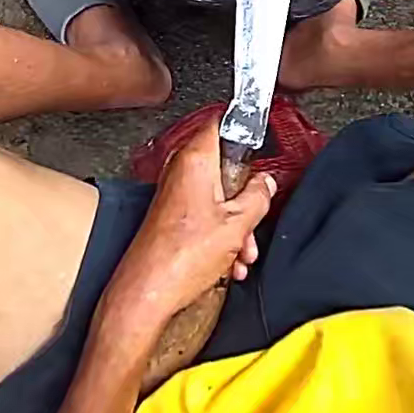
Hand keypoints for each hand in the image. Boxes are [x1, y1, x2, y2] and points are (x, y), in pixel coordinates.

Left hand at [99, 111, 274, 333]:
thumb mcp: (238, 224)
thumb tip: (265, 183)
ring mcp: (175, 191)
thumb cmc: (181, 256)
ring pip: (218, 193)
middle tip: (254, 215)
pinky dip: (221, 232)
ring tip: (242, 250)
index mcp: (196, 159)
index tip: (258, 139)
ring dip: (237, 221)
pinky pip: (205, 212)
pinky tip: (229, 260)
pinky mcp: (172, 213)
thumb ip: (258, 196)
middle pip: (225, 164)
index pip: (220, 122)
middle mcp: (181, 168)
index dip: (242, 127)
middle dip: (245, 194)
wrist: (147, 290)